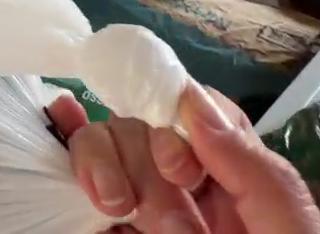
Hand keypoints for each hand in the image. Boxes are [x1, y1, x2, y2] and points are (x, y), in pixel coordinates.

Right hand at [48, 84, 319, 233]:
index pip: (200, 116)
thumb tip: (191, 98)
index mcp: (245, 191)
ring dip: (100, 159)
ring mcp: (145, 208)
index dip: (178, 122)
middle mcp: (191, 191)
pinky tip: (59, 118)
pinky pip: (76, 173)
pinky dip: (67, 140)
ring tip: (112, 205)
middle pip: (143, 127)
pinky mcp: (108, 224)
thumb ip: (260, 178)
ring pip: (107, 143)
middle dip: (140, 158)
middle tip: (163, 220)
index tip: (181, 169)